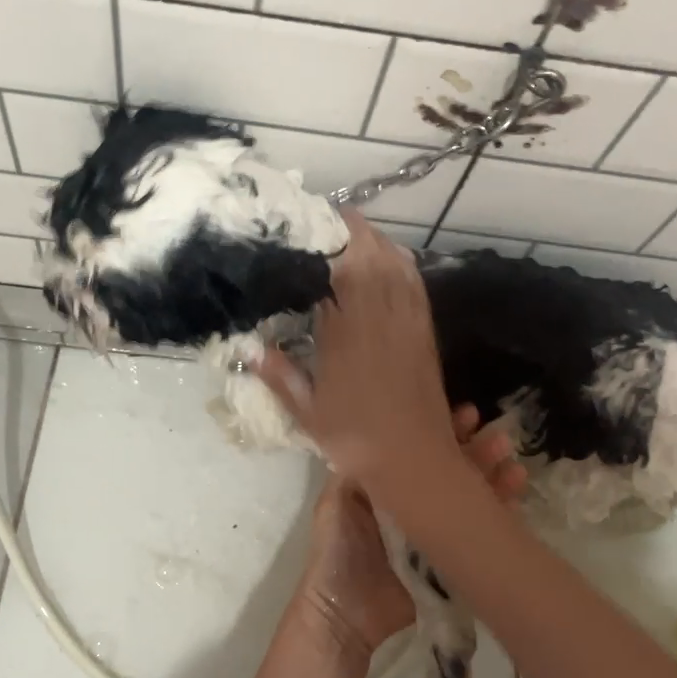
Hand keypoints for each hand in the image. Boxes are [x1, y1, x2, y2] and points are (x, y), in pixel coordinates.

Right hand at [256, 211, 454, 485]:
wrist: (415, 460)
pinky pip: (415, 284)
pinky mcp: (424, 331)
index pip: (336, 274)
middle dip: (352, 232)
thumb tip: (253, 350)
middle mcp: (378, 318)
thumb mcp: (308, 413)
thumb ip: (281, 377)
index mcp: (345, 334)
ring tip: (357, 231)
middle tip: (331, 217)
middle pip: (369, 258)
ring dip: (378, 242)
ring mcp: (406, 322)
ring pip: (395, 265)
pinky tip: (393, 257)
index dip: (325, 246)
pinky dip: (403, 263)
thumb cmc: (355, 438)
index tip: (309, 227)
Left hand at [299, 405, 527, 655]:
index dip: (442, 433)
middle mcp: (415, 505)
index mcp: (388, 487)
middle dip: (475, 452)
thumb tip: (384, 431)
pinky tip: (516, 490)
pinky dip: (499, 510)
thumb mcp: (338, 501)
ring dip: (492, 475)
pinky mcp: (454, 560)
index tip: (464, 414)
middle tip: (496, 436)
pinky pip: (479, 531)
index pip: (420, 452)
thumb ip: (360, 468)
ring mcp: (437, 532)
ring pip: (469, 497)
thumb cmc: (337, 551)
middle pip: (450, 472)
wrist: (345, 615)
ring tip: (510, 458)